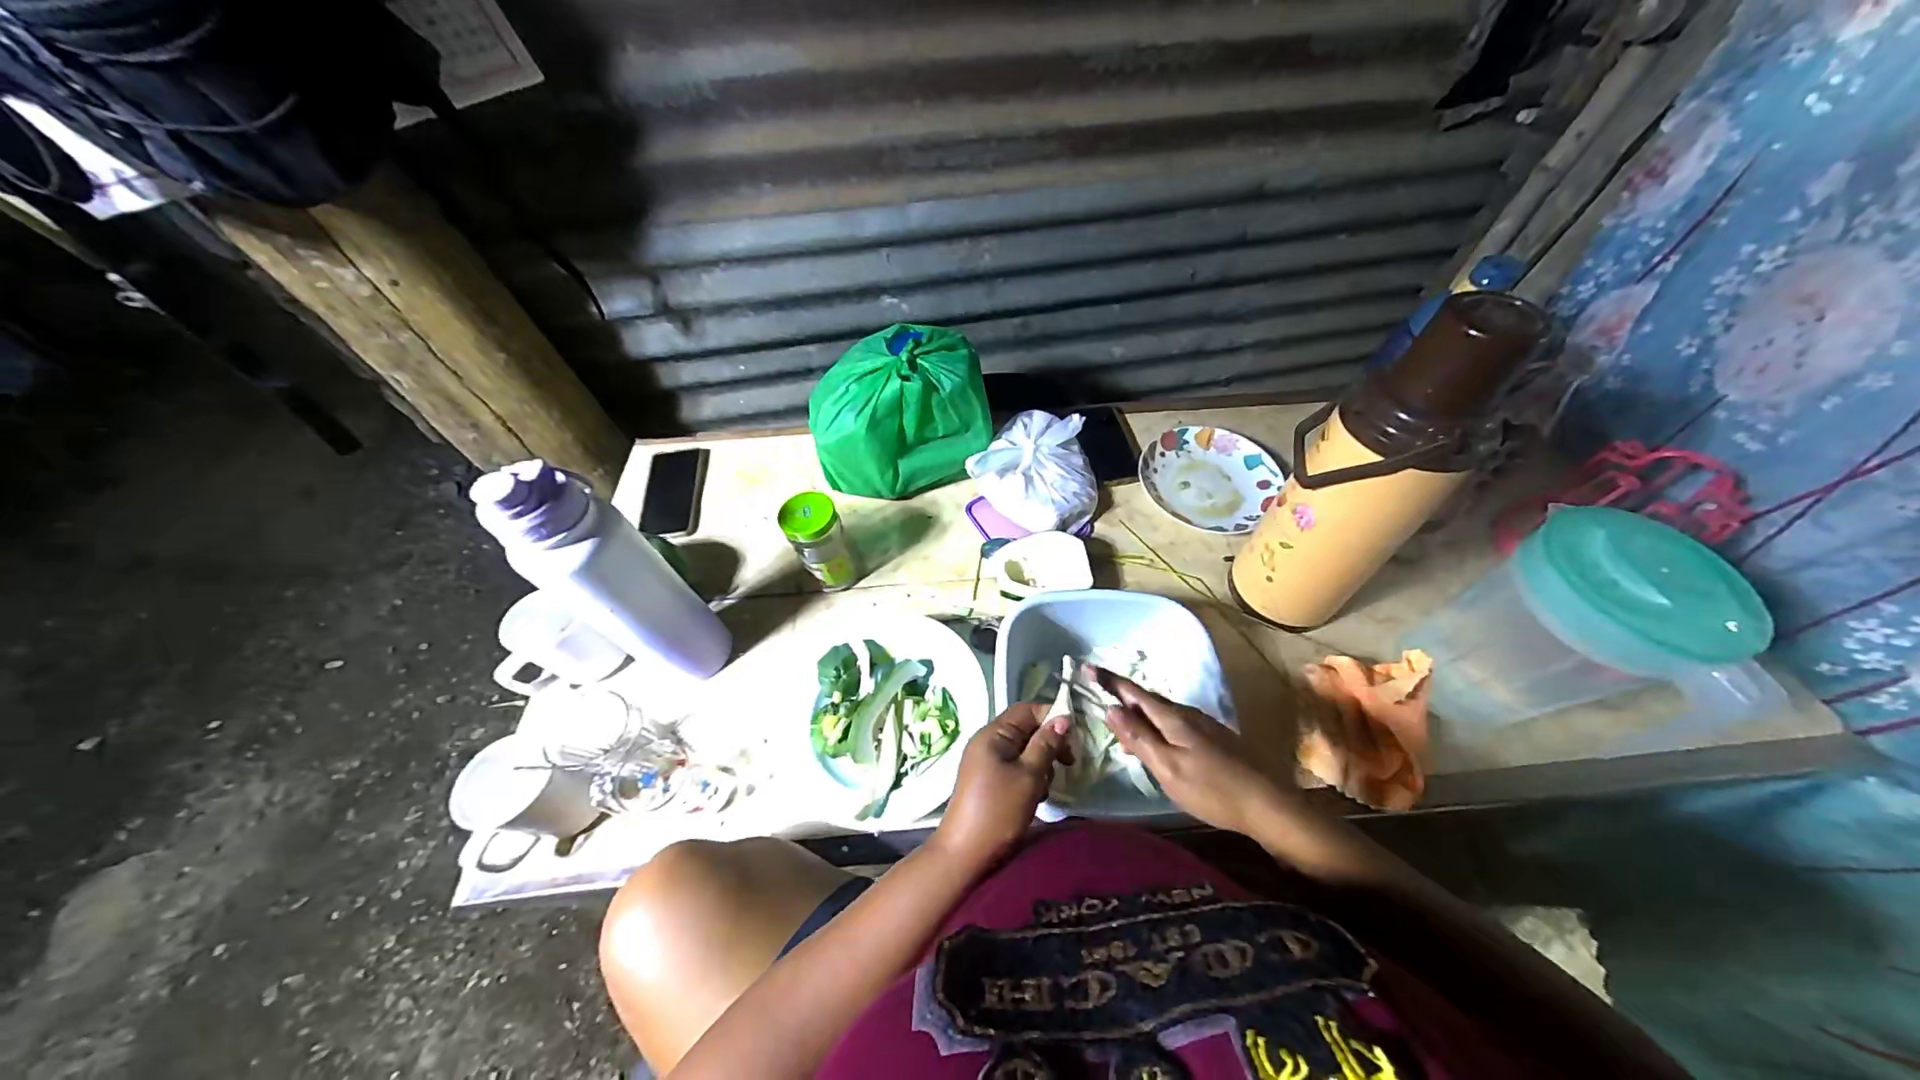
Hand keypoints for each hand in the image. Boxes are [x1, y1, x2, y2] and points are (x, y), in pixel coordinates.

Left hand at [931, 703, 1073, 868]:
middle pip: (1026, 729)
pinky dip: (1030, 778)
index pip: (1027, 710)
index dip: (1052, 717)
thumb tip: (1062, 718)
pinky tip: (1034, 798)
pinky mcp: (988, 780)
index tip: (1072, 740)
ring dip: (1041, 766)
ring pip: (1024, 751)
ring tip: (1043, 790)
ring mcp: (986, 761)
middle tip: (1066, 766)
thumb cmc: (998, 811)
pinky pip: (1016, 768)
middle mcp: (987, 742)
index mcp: (993, 734)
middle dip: (1048, 745)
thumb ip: (1046, 744)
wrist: (965, 853)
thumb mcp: (1029, 775)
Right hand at [1095, 668, 1286, 835]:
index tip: (1087, 668)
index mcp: (1173, 718)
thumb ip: (1139, 738)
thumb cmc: (1211, 789)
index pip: (1134, 693)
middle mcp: (1188, 715)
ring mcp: (1205, 726)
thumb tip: (1111, 708)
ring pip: (1163, 714)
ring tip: (1124, 728)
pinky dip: (1158, 727)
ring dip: (1141, 715)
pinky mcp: (1215, 740)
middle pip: (1148, 700)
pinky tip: (1158, 743)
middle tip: (1101, 697)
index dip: (1110, 681)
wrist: (1268, 805)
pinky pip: (1176, 725)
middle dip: (1123, 697)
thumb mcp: (1167, 767)